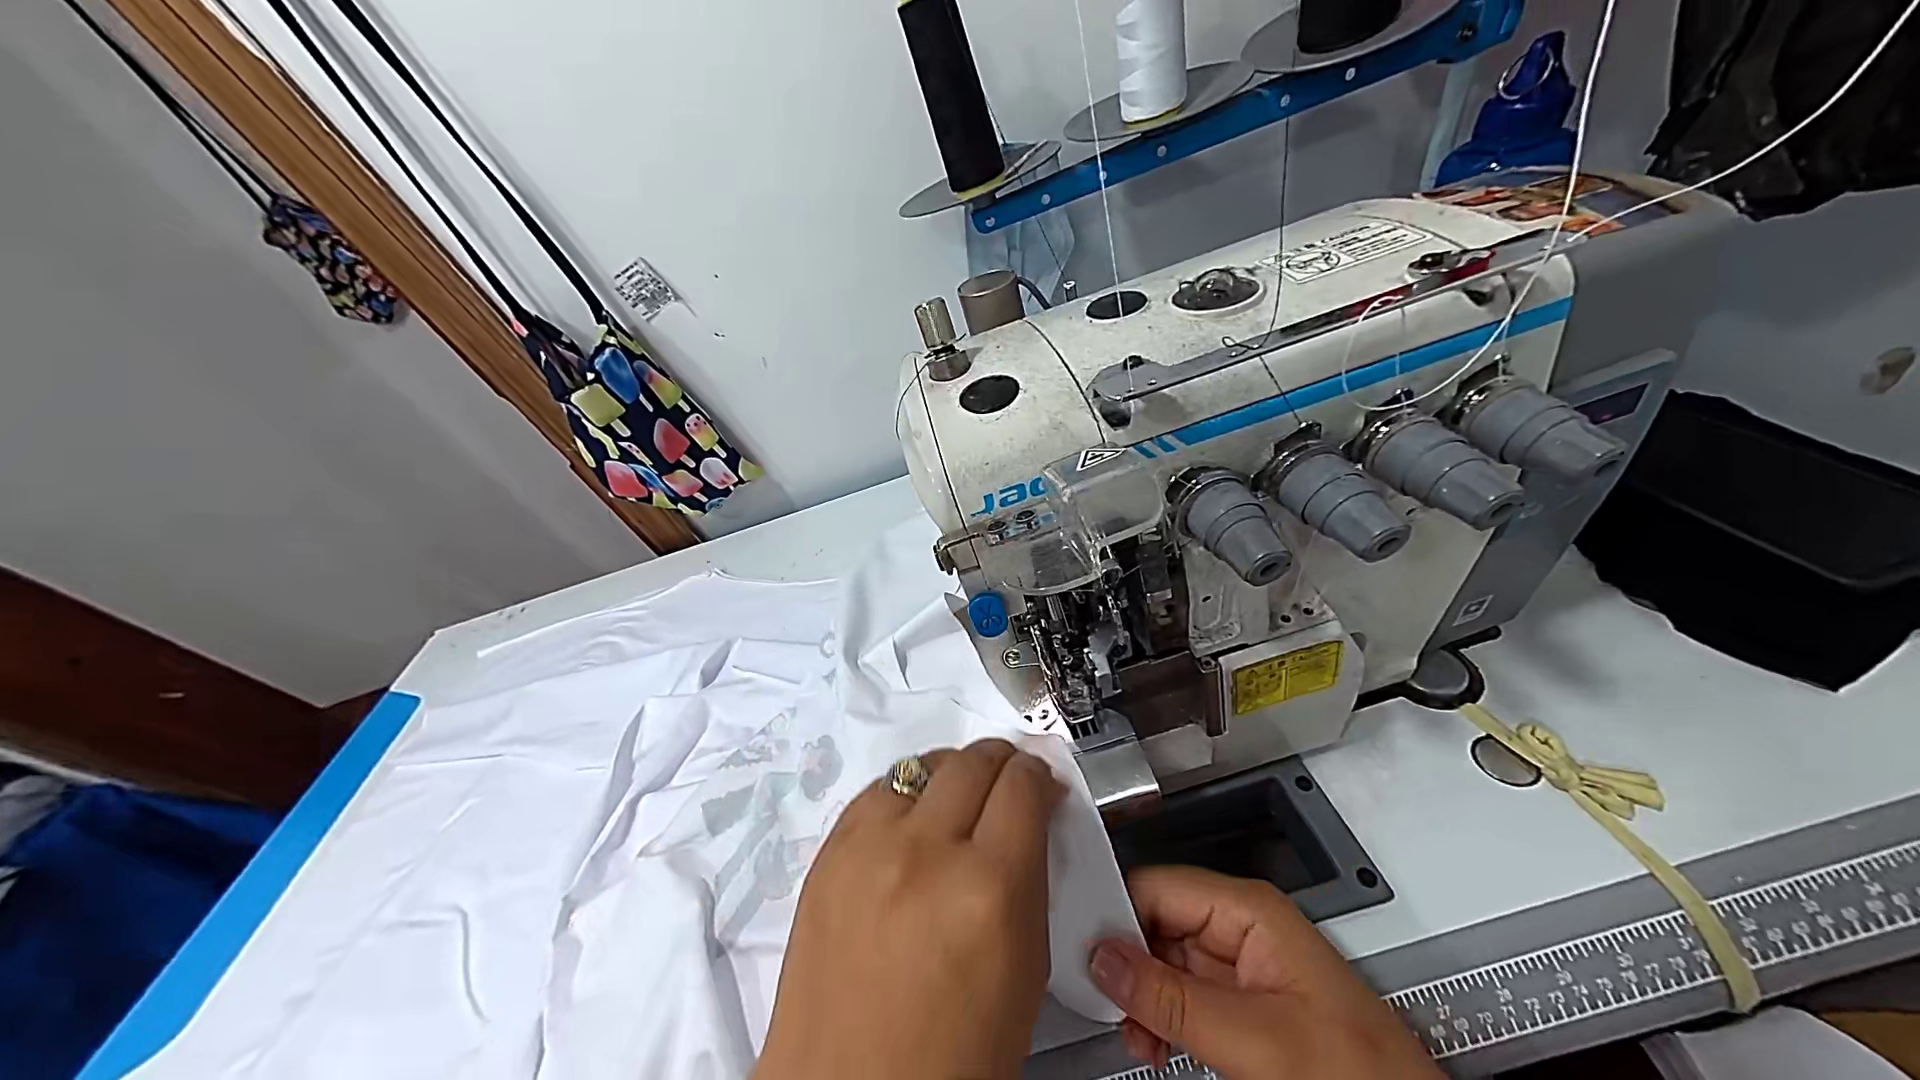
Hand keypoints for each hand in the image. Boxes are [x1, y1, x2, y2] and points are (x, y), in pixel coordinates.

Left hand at [754, 739, 1064, 1079]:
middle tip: (1010, 780)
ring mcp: (867, 850)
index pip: (1023, 786)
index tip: (1041, 783)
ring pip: (922, 765)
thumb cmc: (949, 1057)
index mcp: (988, 890)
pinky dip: (905, 794)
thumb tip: (1029, 822)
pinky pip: (876, 792)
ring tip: (960, 797)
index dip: (1039, 777)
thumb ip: (1029, 880)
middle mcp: (925, 855)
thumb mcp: (1024, 968)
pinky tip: (914, 817)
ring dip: (951, 773)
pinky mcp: (828, 855)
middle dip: (1002, 764)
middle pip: (973, 762)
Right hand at [1089, 866, 1441, 1079]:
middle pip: (1154, 921)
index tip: (1087, 951)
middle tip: (1109, 1003)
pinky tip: (1155, 1041)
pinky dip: (1159, 1016)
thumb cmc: (1365, 1075)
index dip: (1116, 914)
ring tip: (1137, 1034)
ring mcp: (1237, 963)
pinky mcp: (1238, 998)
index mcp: (1247, 909)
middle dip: (1128, 965)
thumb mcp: (1255, 1038)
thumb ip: (1171, 997)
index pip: (1156, 886)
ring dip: (1140, 997)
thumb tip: (1105, 957)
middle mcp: (1239, 925)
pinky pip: (1179, 991)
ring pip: (1162, 959)